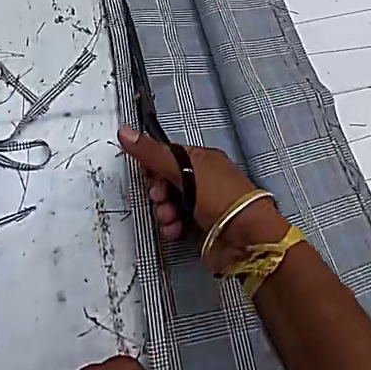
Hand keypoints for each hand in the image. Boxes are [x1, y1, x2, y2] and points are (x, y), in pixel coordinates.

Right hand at [118, 126, 288, 273]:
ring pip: (169, 204)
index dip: (154, 166)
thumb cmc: (222, 196)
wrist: (246, 238)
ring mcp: (202, 204)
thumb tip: (124, 131)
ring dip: (164, 211)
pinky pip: (176, 222)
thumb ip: (152, 152)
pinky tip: (175, 228)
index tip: (148, 174)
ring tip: (170, 216)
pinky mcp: (200, 226)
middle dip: (158, 191)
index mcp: (202, 159)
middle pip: (166, 181)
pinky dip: (172, 225)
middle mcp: (202, 180)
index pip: (168, 156)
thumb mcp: (184, 168)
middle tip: (161, 197)